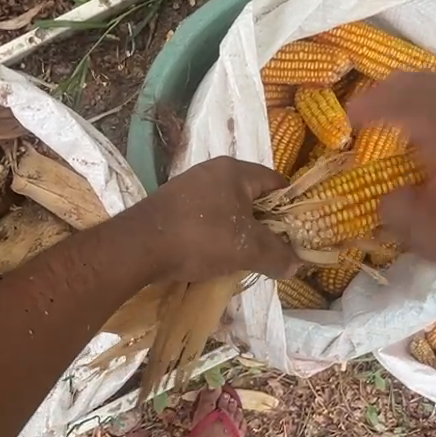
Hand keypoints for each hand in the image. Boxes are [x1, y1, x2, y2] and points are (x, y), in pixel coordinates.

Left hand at [126, 156, 297, 282]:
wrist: (138, 247)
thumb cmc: (200, 238)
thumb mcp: (247, 249)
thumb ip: (276, 255)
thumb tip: (296, 265)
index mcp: (234, 171)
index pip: (275, 183)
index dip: (290, 208)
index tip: (296, 234)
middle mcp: (210, 172)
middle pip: (250, 197)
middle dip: (263, 225)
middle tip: (272, 251)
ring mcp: (187, 189)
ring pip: (225, 211)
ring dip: (237, 234)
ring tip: (244, 259)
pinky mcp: (170, 209)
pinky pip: (203, 221)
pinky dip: (213, 238)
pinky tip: (213, 258)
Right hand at [349, 55, 435, 291]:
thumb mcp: (421, 232)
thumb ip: (395, 207)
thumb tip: (387, 196)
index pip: (406, 108)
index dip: (374, 107)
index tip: (348, 116)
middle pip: (434, 90)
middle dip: (397, 89)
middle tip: (370, 98)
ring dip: (434, 82)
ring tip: (409, 82)